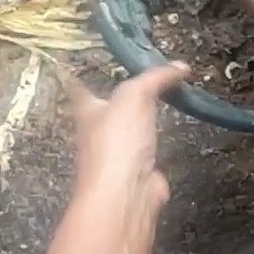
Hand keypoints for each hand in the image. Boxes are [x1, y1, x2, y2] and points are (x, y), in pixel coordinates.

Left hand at [58, 63, 186, 238]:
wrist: (127, 191)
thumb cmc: (117, 140)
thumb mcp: (135, 96)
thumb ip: (156, 78)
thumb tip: (182, 66)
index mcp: (88, 110)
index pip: (78, 85)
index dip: (77, 73)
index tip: (71, 63)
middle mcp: (98, 131)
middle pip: (106, 108)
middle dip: (118, 95)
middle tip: (136, 78)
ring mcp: (118, 152)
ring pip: (127, 128)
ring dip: (140, 117)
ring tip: (158, 100)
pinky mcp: (139, 168)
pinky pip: (148, 147)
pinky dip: (156, 139)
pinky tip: (166, 133)